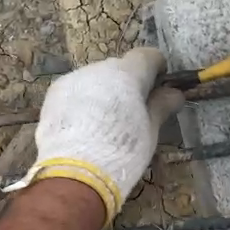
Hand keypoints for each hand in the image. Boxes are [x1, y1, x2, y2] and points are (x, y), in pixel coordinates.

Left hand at [9, 48, 184, 223]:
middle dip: (128, 84)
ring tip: (104, 125)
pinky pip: (77, 90)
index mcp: (127, 74)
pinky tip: (83, 128)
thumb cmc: (122, 153)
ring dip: (104, 92)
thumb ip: (161, 106)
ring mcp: (74, 78)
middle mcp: (100, 68)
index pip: (147, 56)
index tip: (158, 88)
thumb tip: (175, 93)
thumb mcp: (150, 131)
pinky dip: (84, 102)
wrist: (74, 174)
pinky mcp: (55, 93)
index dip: (156, 69)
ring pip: (96, 79)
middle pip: (120, 68)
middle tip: (132, 114)